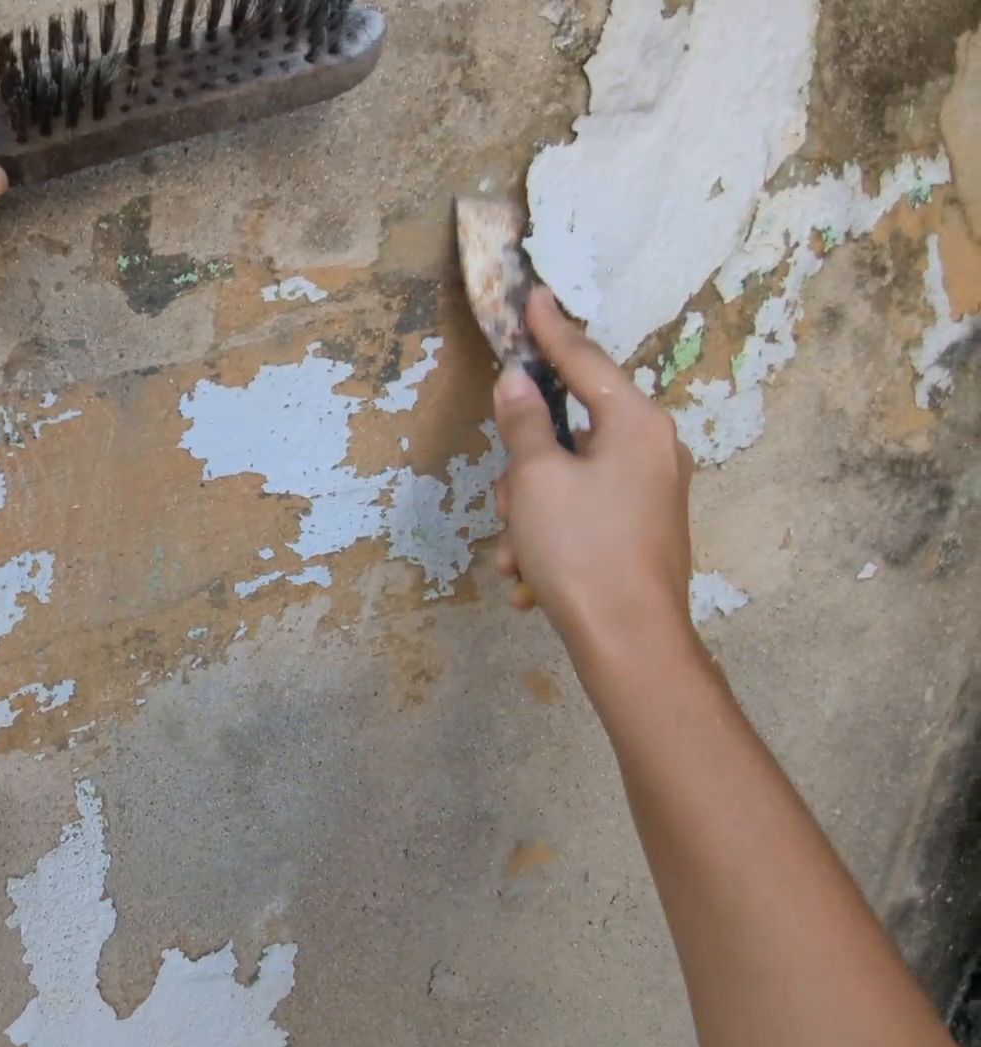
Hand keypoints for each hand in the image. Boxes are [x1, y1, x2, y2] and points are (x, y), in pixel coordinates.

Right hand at [493, 289, 696, 658]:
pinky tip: (532, 576)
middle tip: (509, 503)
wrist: (627, 636)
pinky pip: (577, 512)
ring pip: (563, 478)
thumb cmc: (580, 547)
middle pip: (565, 432)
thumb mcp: (537, 479)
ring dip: (528, 513)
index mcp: (635, 426)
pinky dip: (547, 537)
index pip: (585, 363)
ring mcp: (648, 491)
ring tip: (519, 556)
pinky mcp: (638, 526)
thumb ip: (524, 425)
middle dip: (524, 470)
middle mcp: (650, 450)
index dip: (552, 332)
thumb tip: (516, 381)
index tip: (536, 297)